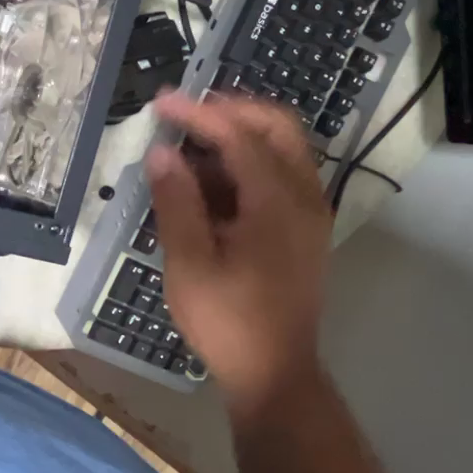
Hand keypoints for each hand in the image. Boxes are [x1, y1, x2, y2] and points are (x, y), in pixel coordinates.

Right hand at [143, 93, 332, 415]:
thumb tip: (162, 153)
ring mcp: (310, 213)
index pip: (241, 137)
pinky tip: (210, 181)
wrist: (274, 371)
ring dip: (239, 135)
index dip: (200, 114)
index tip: (162, 101)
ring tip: (188, 146)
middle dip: (231, 111)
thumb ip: (176, 202)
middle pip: (277, 128)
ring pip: (283, 150)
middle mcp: (305, 198)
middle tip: (185, 111)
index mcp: (278, 204)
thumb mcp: (189, 263)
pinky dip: (248, 163)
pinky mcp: (304, 229)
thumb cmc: (226, 320)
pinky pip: (282, 175)